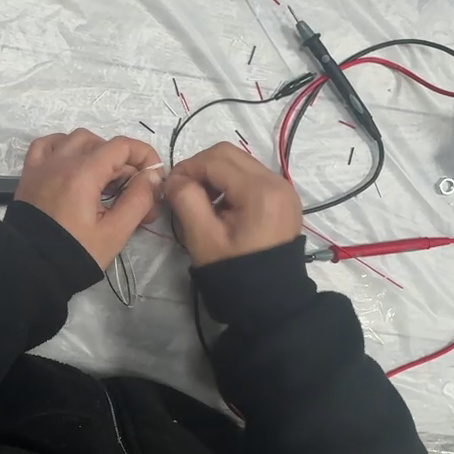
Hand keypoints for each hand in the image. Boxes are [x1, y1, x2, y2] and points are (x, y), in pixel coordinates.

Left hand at [16, 129, 163, 269]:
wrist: (29, 269)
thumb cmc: (74, 253)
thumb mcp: (114, 233)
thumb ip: (137, 201)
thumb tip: (152, 176)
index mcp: (83, 173)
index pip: (122, 146)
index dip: (144, 156)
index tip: (153, 176)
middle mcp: (61, 161)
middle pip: (101, 143)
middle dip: (122, 162)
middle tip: (130, 191)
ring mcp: (42, 166)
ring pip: (75, 140)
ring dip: (95, 151)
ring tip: (103, 180)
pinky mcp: (29, 175)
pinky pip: (46, 145)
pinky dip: (63, 147)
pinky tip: (71, 164)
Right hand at [164, 142, 301, 266]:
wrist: (269, 299)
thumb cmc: (233, 270)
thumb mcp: (202, 237)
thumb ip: (186, 200)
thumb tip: (175, 178)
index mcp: (259, 191)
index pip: (215, 160)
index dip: (187, 168)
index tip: (170, 187)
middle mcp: (276, 182)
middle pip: (229, 153)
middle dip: (200, 167)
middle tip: (183, 190)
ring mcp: (283, 188)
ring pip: (240, 162)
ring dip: (215, 174)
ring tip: (201, 200)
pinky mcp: (282, 197)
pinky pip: (251, 175)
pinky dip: (230, 182)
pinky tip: (220, 205)